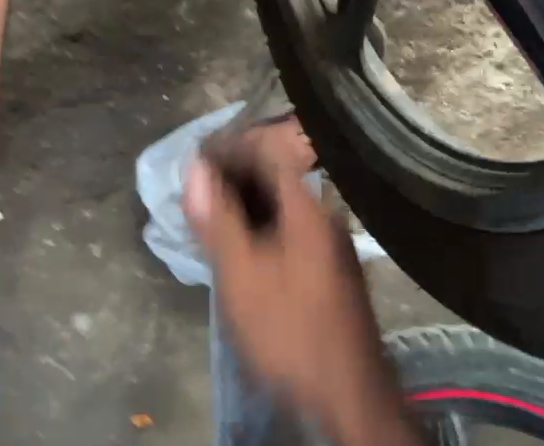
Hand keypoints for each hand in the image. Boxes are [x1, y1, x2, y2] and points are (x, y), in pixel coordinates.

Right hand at [184, 147, 417, 445]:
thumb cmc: (289, 329)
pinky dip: (261, 225)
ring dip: (244, 202)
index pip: (266, 150)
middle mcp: (325, 215)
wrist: (348, 396)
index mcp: (307, 206)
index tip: (195, 155)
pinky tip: (239, 243)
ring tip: (209, 212)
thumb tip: (195, 168)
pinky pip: (289, 227)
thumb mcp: (241, 272)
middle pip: (275, 175)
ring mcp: (331, 243)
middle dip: (232, 175)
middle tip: (195, 186)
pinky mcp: (330, 269)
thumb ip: (217, 217)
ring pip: (281, 204)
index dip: (228, 147)